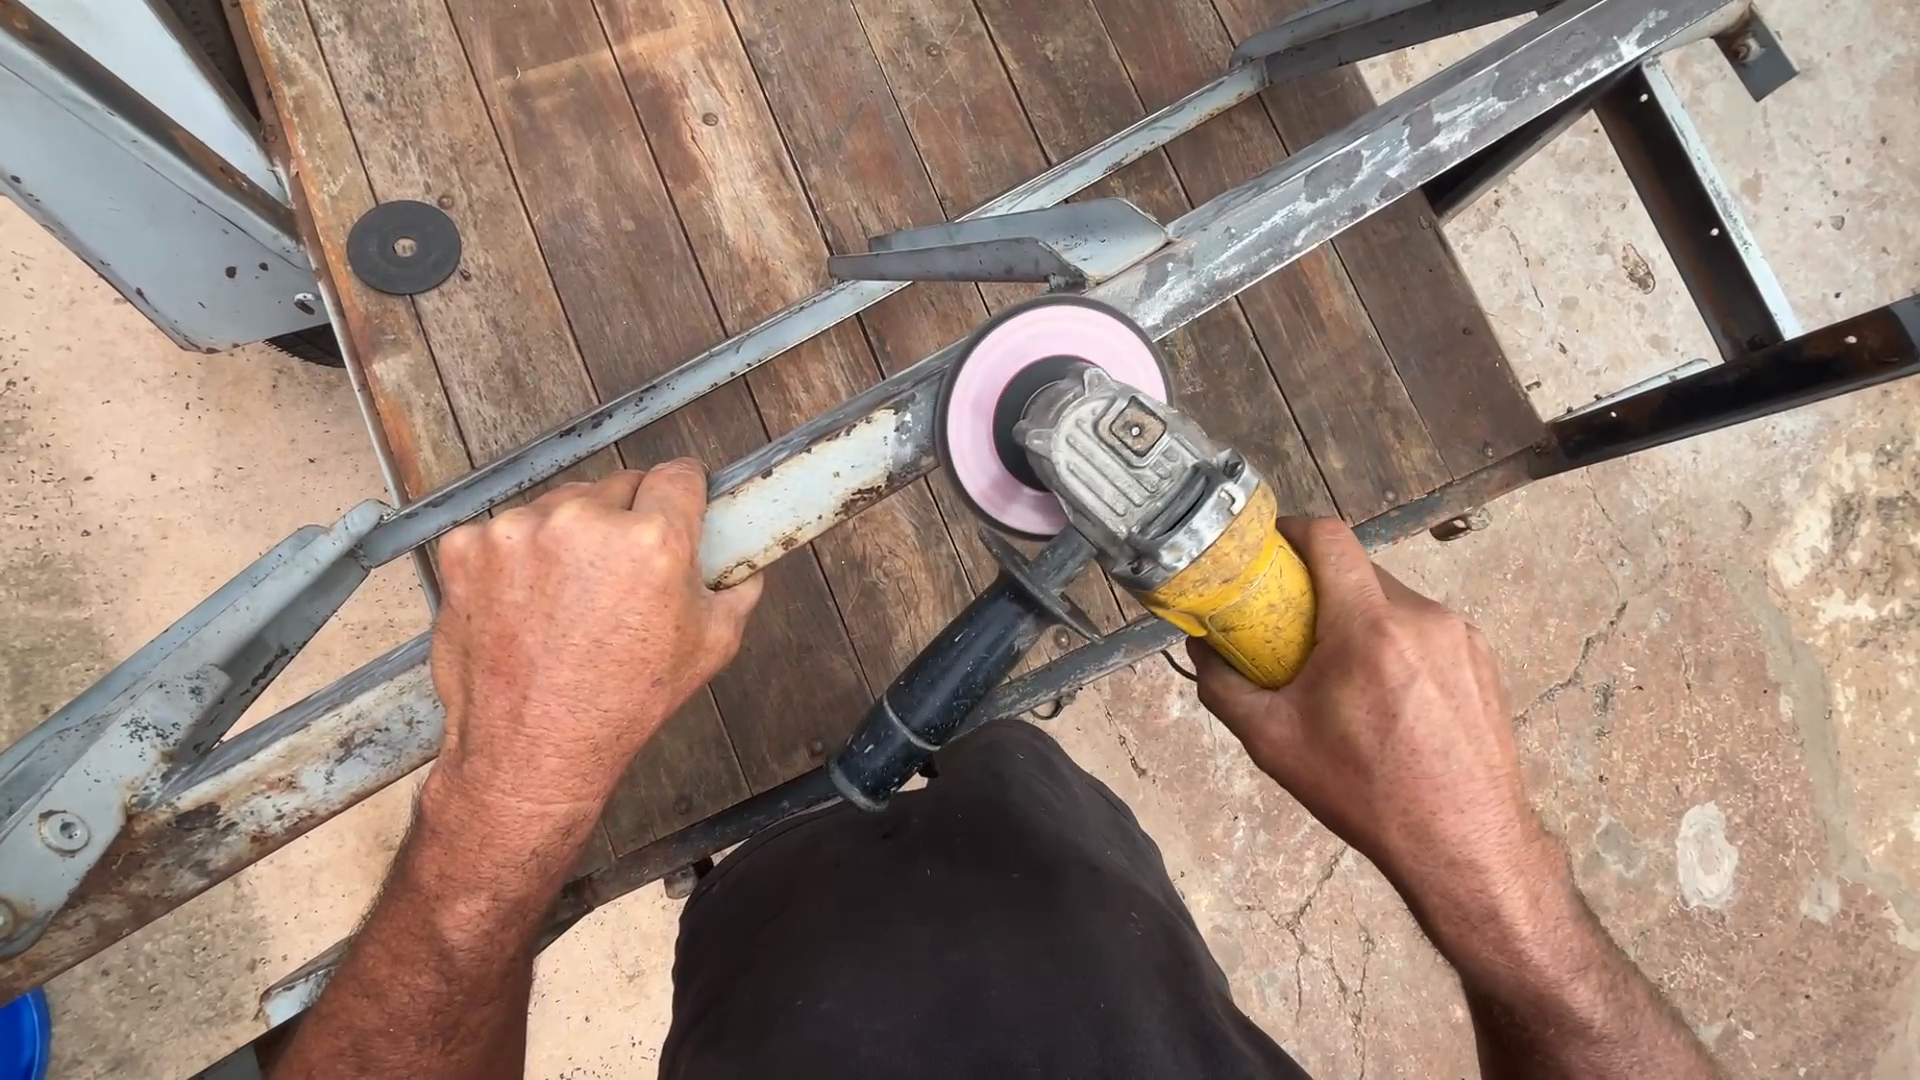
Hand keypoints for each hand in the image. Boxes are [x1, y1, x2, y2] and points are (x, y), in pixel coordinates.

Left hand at [426, 463, 762, 824]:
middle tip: (627, 568)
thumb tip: (744, 562)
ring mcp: (518, 530)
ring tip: (573, 592)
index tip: (680, 500)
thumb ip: (737, 587)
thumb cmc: (627, 699)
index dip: (685, 490)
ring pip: (562, 505)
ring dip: (573, 533)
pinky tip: (530, 599)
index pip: (678, 473)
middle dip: (630, 516)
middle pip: (620, 485)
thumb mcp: (714, 644)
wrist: (534, 747)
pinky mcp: (467, 547)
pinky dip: (520, 555)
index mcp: (653, 539)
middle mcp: (584, 522)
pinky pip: (509, 530)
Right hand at [1188, 518, 1562, 931]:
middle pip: (1355, 568)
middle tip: (1286, 622)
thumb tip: (1201, 647)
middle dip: (1315, 582)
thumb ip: (1222, 685)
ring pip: (1390, 597)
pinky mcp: (1483, 660)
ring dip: (1352, 612)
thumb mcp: (1271, 741)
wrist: (1467, 848)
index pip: (1329, 538)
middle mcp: (1421, 617)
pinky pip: (1421, 626)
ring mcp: (1461, 637)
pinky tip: (1380, 690)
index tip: (1266, 549)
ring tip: (1332, 663)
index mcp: (1368, 628)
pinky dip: (1389, 638)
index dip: (1291, 530)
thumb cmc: (1362, 791)